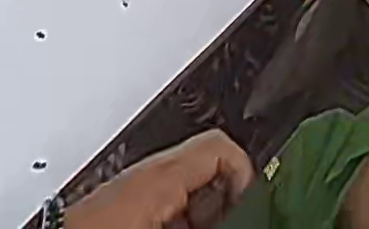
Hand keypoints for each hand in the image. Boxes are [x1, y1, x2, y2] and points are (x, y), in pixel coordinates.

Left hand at [68, 130, 254, 228]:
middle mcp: (146, 176)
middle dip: (222, 199)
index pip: (220, 147)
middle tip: (231, 220)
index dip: (243, 174)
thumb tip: (240, 213)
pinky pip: (162, 204)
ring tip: (204, 228)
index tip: (252, 205)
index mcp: (160, 176)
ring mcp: (128, 192)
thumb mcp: (164, 228)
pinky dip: (176, 219)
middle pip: (206, 167)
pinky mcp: (116, 211)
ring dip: (200, 213)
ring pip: (184, 188)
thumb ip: (202, 218)